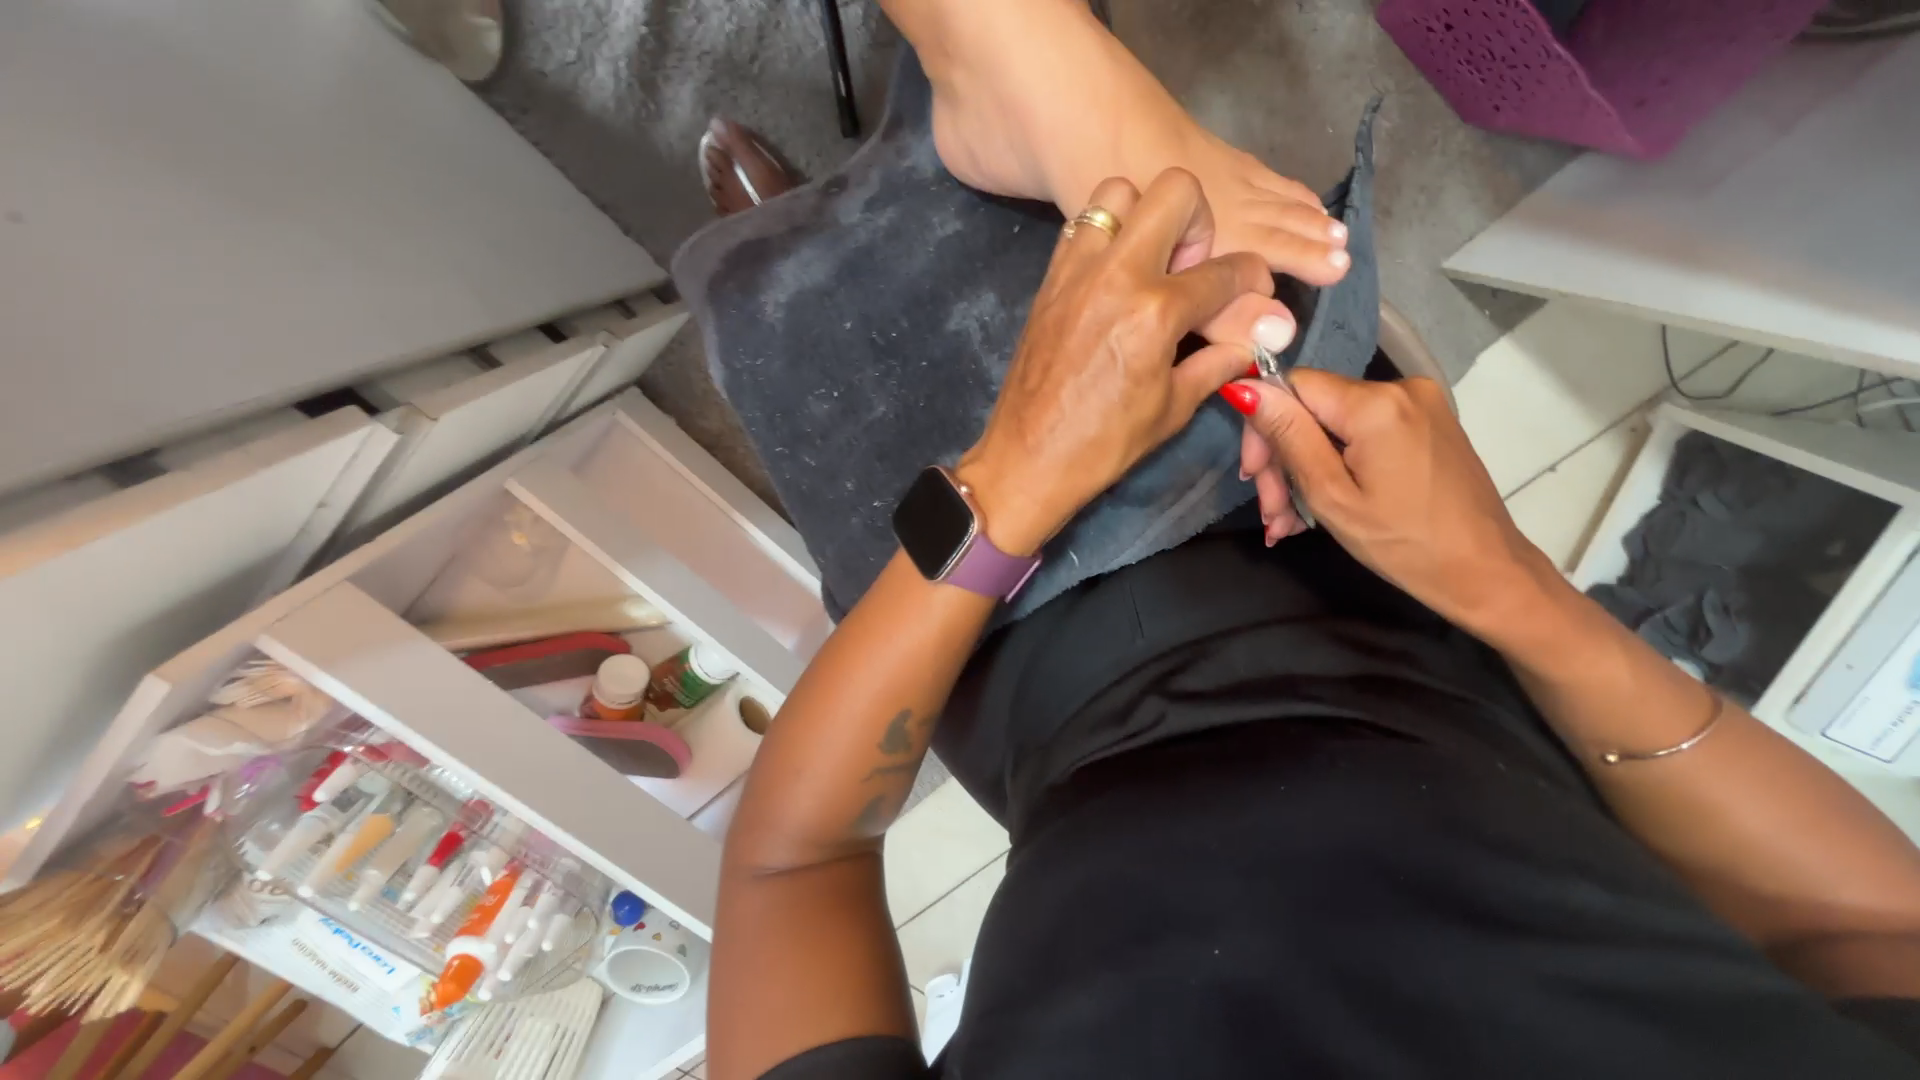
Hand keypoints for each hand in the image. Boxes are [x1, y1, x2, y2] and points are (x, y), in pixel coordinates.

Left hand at [955, 168, 1289, 553]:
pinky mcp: (1049, 279)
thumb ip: (1219, 360)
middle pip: (1176, 190)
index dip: (1254, 280)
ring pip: (1119, 192)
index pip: (1227, 270)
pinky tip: (1112, 281)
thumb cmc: (1104, 444)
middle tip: (1189, 269)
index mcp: (1155, 312)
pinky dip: (1106, 237)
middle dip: (1198, 221)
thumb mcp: (1173, 408)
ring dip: (1144, 216)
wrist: (1028, 458)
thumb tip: (1257, 338)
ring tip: (1147, 267)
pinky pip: (1082, 226)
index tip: (1253, 294)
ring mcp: (1077, 271)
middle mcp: (1117, 274)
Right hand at [1225, 370, 1558, 635]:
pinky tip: (1322, 506)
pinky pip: (1362, 434)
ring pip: (1334, 426)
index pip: (1292, 385)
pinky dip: (1337, 466)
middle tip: (1272, 516)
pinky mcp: (1428, 424)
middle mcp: (1400, 389)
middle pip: (1313, 408)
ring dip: (1305, 470)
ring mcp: (1419, 405)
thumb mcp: (1331, 495)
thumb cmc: (1403, 543)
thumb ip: (1288, 436)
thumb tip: (1244, 386)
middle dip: (1282, 459)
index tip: (1254, 475)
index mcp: (1375, 404)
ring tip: (1290, 524)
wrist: (1485, 572)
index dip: (1262, 425)